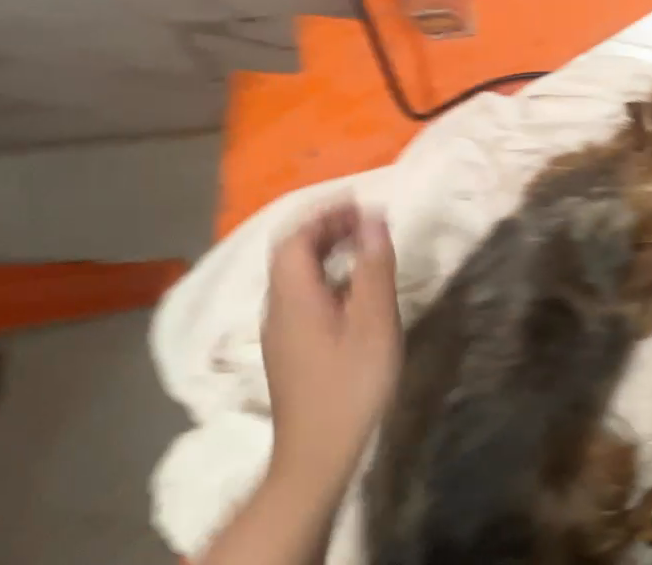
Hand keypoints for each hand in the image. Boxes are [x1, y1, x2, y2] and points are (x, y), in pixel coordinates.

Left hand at [261, 204, 401, 493]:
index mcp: (293, 298)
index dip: (324, 213)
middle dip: (325, 227)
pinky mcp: (290, 347)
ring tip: (365, 242)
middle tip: (368, 217)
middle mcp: (277, 309)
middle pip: (290, 254)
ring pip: (294, 275)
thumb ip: (374, 268)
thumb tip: (374, 219)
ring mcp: (280, 330)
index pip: (294, 239)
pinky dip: (326, 273)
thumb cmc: (351, 382)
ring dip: (325, 249)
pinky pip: (301, 293)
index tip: (361, 200)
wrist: (318, 451)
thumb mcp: (373, 321)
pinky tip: (354, 285)